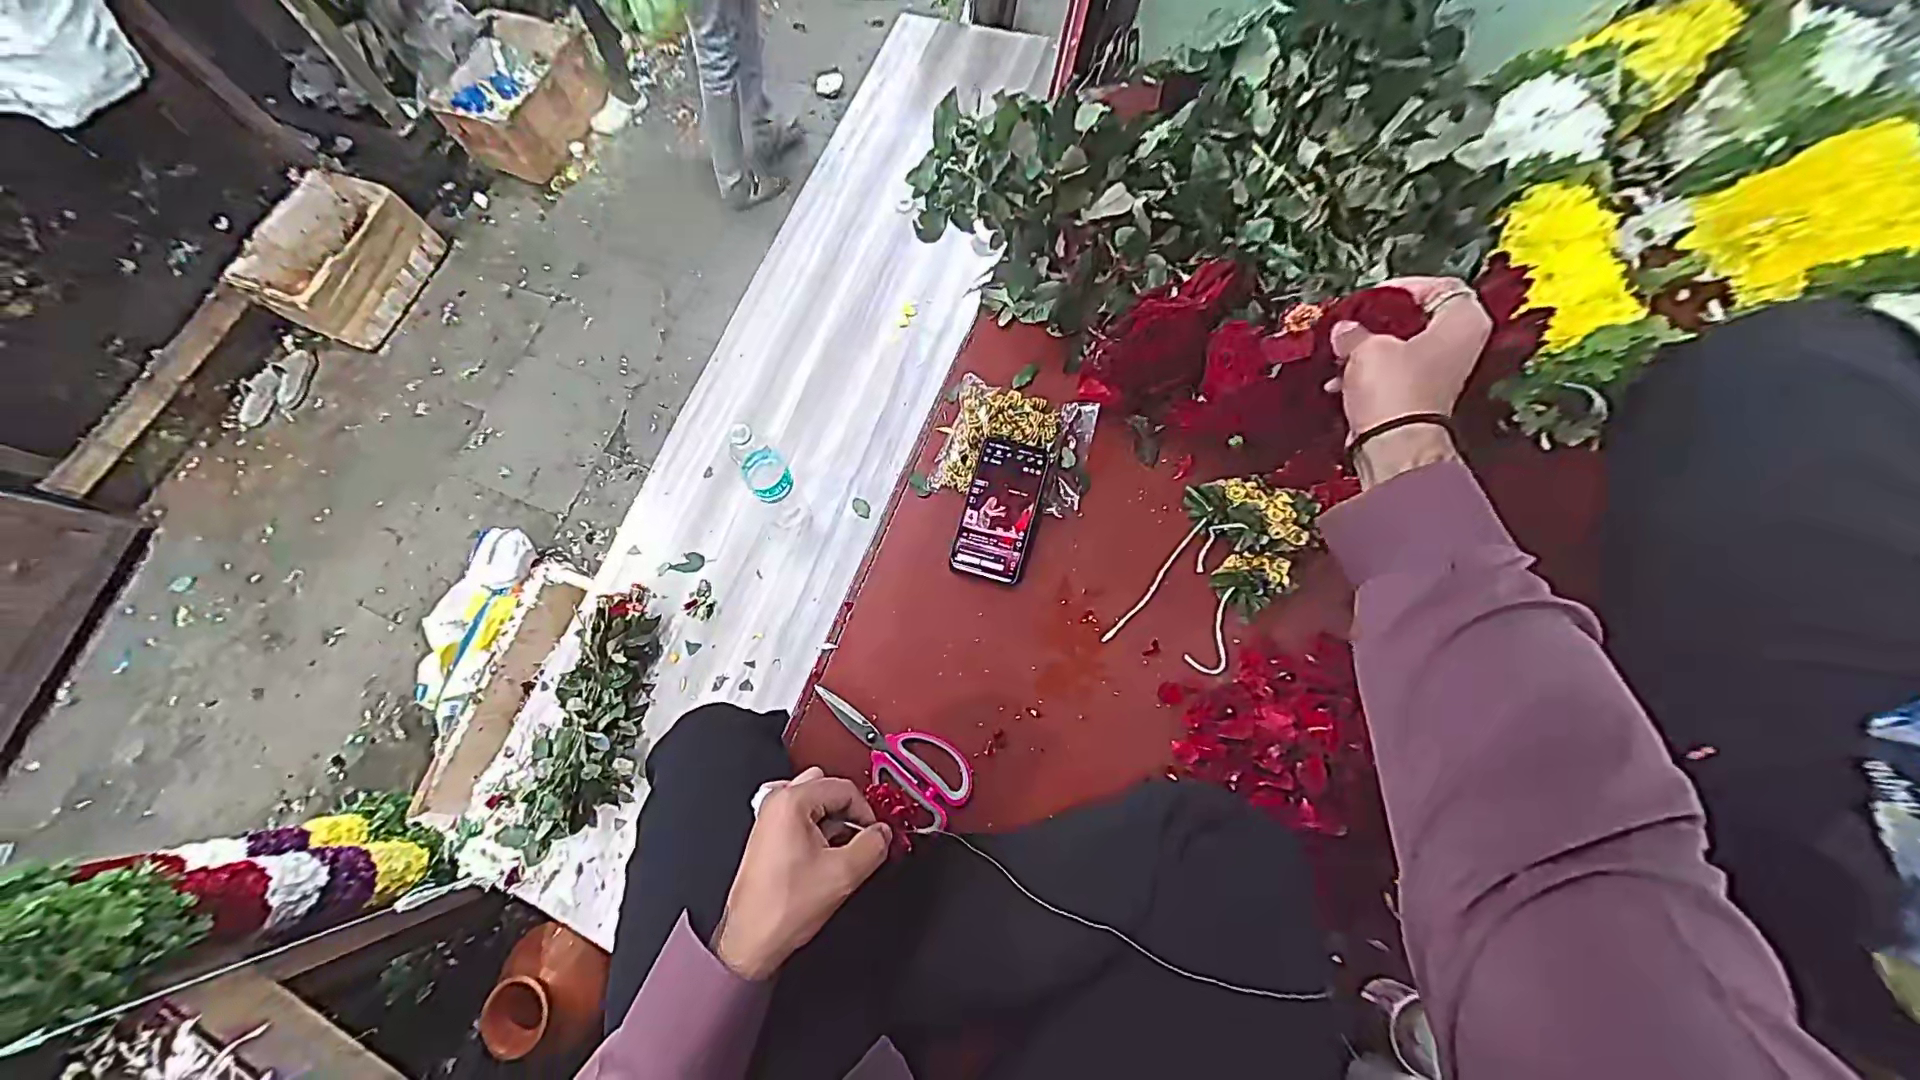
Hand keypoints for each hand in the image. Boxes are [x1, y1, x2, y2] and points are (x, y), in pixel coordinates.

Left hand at [710, 767, 891, 979]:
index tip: (875, 833)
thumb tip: (882, 833)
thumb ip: (873, 846)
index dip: (866, 812)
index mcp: (791, 801)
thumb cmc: (781, 909)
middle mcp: (776, 802)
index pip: (844, 788)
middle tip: (859, 838)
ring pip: (815, 801)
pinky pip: (800, 817)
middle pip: (828, 788)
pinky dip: (816, 828)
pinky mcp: (767, 834)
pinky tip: (822, 857)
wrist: (749, 942)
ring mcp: (768, 818)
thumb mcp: (843, 874)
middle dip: (848, 812)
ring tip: (840, 850)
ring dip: (832, 820)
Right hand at [1327, 277, 1491, 487]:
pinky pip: (1392, 372)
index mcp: (1463, 321)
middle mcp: (1460, 344)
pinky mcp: (1418, 394)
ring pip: (1400, 347)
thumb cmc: (1392, 388)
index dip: (1401, 288)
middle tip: (1351, 322)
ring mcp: (1441, 371)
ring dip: (1367, 349)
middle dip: (1378, 322)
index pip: (1439, 286)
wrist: (1392, 441)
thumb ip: (1353, 331)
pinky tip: (1339, 380)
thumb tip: (1344, 330)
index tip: (1370, 296)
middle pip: (1417, 318)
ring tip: (1339, 354)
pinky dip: (1367, 373)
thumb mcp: (1366, 348)